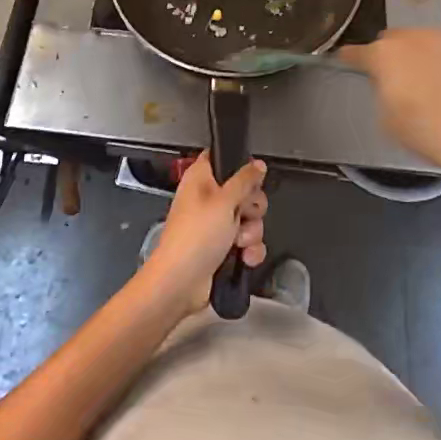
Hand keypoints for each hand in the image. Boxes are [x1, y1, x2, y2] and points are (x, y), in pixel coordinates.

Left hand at [146, 152, 268, 314]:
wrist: (182, 281)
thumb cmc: (196, 235)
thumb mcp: (224, 201)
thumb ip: (245, 180)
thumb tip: (258, 164)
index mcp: (201, 178)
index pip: (222, 158)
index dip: (239, 165)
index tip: (249, 178)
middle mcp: (208, 197)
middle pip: (244, 191)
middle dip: (251, 206)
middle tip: (242, 214)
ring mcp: (215, 223)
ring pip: (248, 218)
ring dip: (251, 232)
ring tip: (238, 242)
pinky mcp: (221, 245)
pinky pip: (246, 241)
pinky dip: (249, 250)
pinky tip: (244, 257)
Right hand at [340, 29, 440, 205]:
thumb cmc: (429, 133)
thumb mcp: (388, 118)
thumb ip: (383, 92)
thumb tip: (390, 84)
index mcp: (383, 55)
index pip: (356, 52)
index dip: (351, 58)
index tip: (348, 62)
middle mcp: (412, 37)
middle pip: (393, 40)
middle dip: (392, 54)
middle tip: (401, 78)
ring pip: (426, 40)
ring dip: (424, 54)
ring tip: (436, 81)